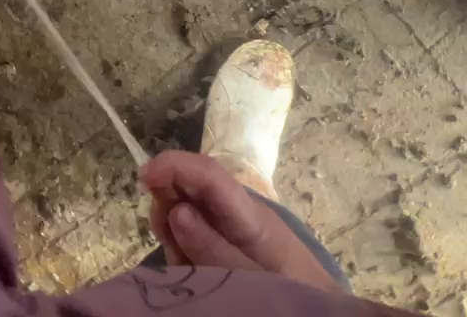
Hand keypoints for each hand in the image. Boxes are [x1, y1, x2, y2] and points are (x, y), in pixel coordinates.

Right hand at [142, 151, 342, 291]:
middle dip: (167, 204)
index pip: (208, 173)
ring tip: (187, 267)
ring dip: (174, 233)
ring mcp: (229, 225)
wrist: (323, 315)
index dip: (174, 166)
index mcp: (249, 215)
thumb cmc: (296, 295)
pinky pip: (190, 232)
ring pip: (183, 209)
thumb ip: (216, 252)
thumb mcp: (258, 283)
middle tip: (169, 244)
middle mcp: (236, 211)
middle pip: (189, 186)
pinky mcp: (224, 240)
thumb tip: (175, 210)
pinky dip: (182, 249)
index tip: (143, 178)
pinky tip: (193, 270)